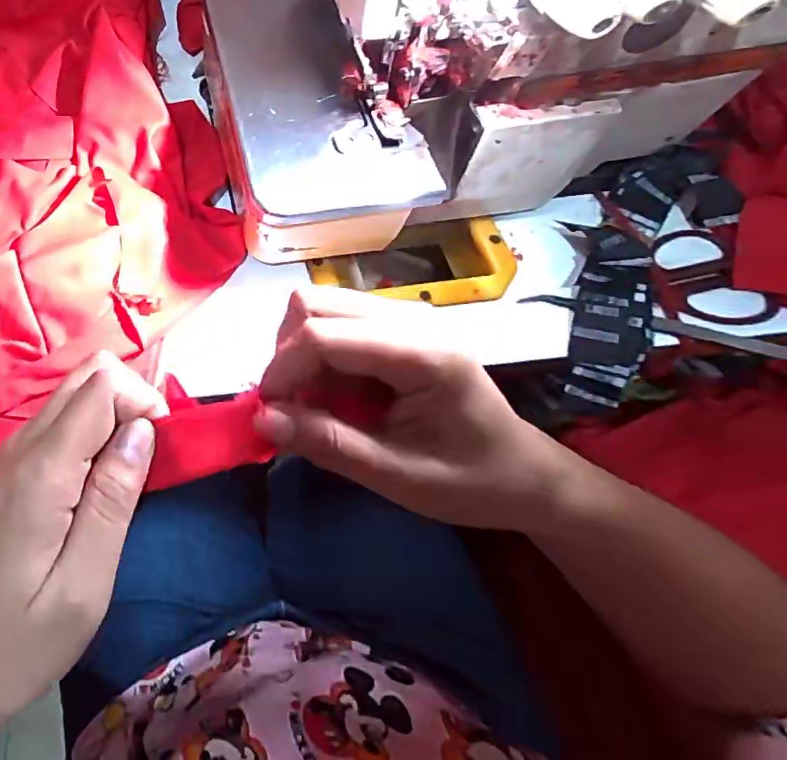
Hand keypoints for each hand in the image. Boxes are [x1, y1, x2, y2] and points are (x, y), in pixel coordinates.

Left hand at [0, 352, 164, 758]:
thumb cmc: (14, 642)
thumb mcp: (82, 587)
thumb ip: (114, 499)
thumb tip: (144, 429)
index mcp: (44, 467)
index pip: (105, 384)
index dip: (144, 406)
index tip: (160, 459)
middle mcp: (25, 442)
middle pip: (92, 372)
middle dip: (134, 402)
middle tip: (150, 464)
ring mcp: (15, 450)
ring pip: (78, 389)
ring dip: (117, 415)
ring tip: (130, 477)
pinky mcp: (14, 465)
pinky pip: (65, 417)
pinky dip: (97, 429)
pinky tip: (102, 481)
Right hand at [253, 286, 582, 532]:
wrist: (524, 474)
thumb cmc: (471, 482)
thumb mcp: (397, 477)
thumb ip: (327, 443)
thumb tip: (262, 419)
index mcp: (422, 354)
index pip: (323, 335)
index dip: (282, 370)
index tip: (269, 413)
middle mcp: (411, 317)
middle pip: (313, 304)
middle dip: (287, 355)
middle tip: (295, 407)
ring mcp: (405, 313)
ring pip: (319, 305)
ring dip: (300, 351)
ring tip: (317, 401)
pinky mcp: (397, 320)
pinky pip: (335, 318)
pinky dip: (318, 352)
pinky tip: (336, 390)